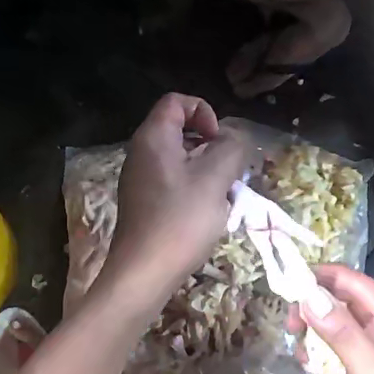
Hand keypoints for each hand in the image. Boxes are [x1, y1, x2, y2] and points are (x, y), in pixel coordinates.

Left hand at [108, 94, 255, 295]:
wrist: (145, 272)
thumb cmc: (181, 220)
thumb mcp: (216, 179)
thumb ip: (231, 149)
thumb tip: (233, 140)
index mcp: (153, 138)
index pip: (177, 101)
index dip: (205, 112)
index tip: (220, 141)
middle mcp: (141, 153)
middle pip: (180, 130)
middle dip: (211, 145)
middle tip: (229, 170)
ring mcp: (140, 180)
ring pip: (180, 159)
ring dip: (207, 170)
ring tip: (222, 195)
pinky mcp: (144, 203)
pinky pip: (174, 182)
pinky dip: (195, 188)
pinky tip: (207, 213)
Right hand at [295, 265, 373, 373]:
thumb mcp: (367, 366)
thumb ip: (339, 330)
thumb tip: (308, 295)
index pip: (342, 276)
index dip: (311, 279)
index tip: (283, 296)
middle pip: (340, 294)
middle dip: (312, 309)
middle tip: (291, 333)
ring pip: (342, 317)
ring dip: (319, 331)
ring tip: (303, 357)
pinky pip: (350, 337)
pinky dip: (331, 346)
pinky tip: (318, 367)